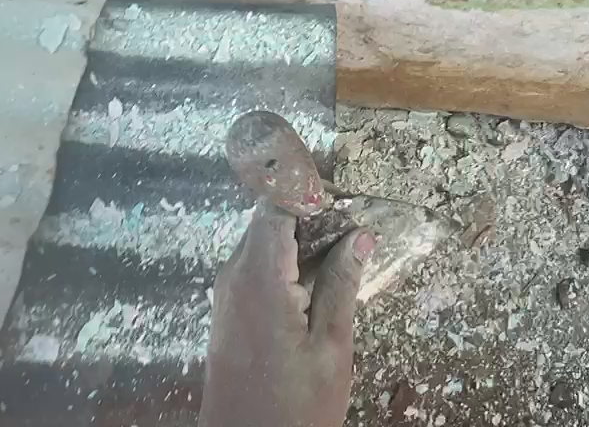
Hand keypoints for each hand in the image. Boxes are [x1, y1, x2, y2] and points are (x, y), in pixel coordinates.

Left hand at [199, 204, 376, 426]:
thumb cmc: (293, 409)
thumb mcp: (330, 348)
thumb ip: (342, 284)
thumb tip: (360, 234)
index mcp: (260, 276)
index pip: (276, 202)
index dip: (308, 185)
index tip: (344, 184)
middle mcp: (236, 273)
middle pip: (270, 216)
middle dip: (311, 207)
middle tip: (354, 213)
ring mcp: (228, 291)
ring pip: (265, 238)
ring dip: (301, 232)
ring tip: (345, 237)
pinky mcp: (229, 308)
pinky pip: (258, 262)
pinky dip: (288, 255)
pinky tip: (321, 269)